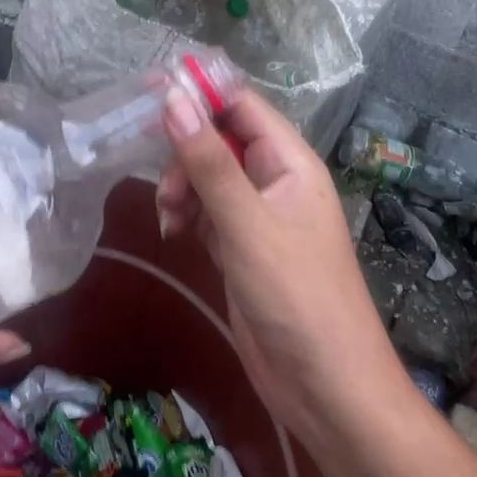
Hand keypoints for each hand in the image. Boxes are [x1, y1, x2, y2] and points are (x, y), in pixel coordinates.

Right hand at [156, 90, 476, 476]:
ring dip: (179, 187)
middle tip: (161, 180)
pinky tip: (172, 233)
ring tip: (169, 218)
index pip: (241, 105)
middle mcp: (273, 180)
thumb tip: (172, 97)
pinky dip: (183, 214)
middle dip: (184, 152)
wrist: (326, 388)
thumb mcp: (246, 223)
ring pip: (205, 176)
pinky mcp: (239, 246)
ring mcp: (256, 215)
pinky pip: (203, 210)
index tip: (150, 88)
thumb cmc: (296, 296)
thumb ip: (207, 160)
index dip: (199, 92)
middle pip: (217, 139)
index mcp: (290, 162)